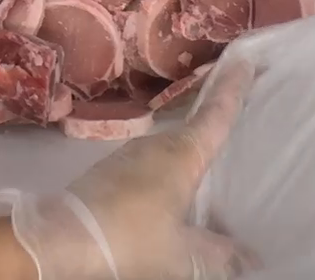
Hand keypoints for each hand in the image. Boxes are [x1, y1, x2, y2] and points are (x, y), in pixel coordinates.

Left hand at [0, 61, 255, 279]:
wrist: (64, 237)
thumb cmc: (131, 239)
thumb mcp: (184, 256)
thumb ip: (220, 254)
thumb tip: (251, 255)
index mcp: (180, 156)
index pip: (215, 115)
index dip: (232, 87)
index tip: (244, 59)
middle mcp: (156, 145)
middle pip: (194, 129)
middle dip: (215, 120)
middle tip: (239, 109)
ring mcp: (131, 155)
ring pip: (172, 150)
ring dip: (191, 154)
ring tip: (215, 163)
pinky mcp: (112, 171)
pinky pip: (153, 166)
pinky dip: (171, 172)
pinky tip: (176, 192)